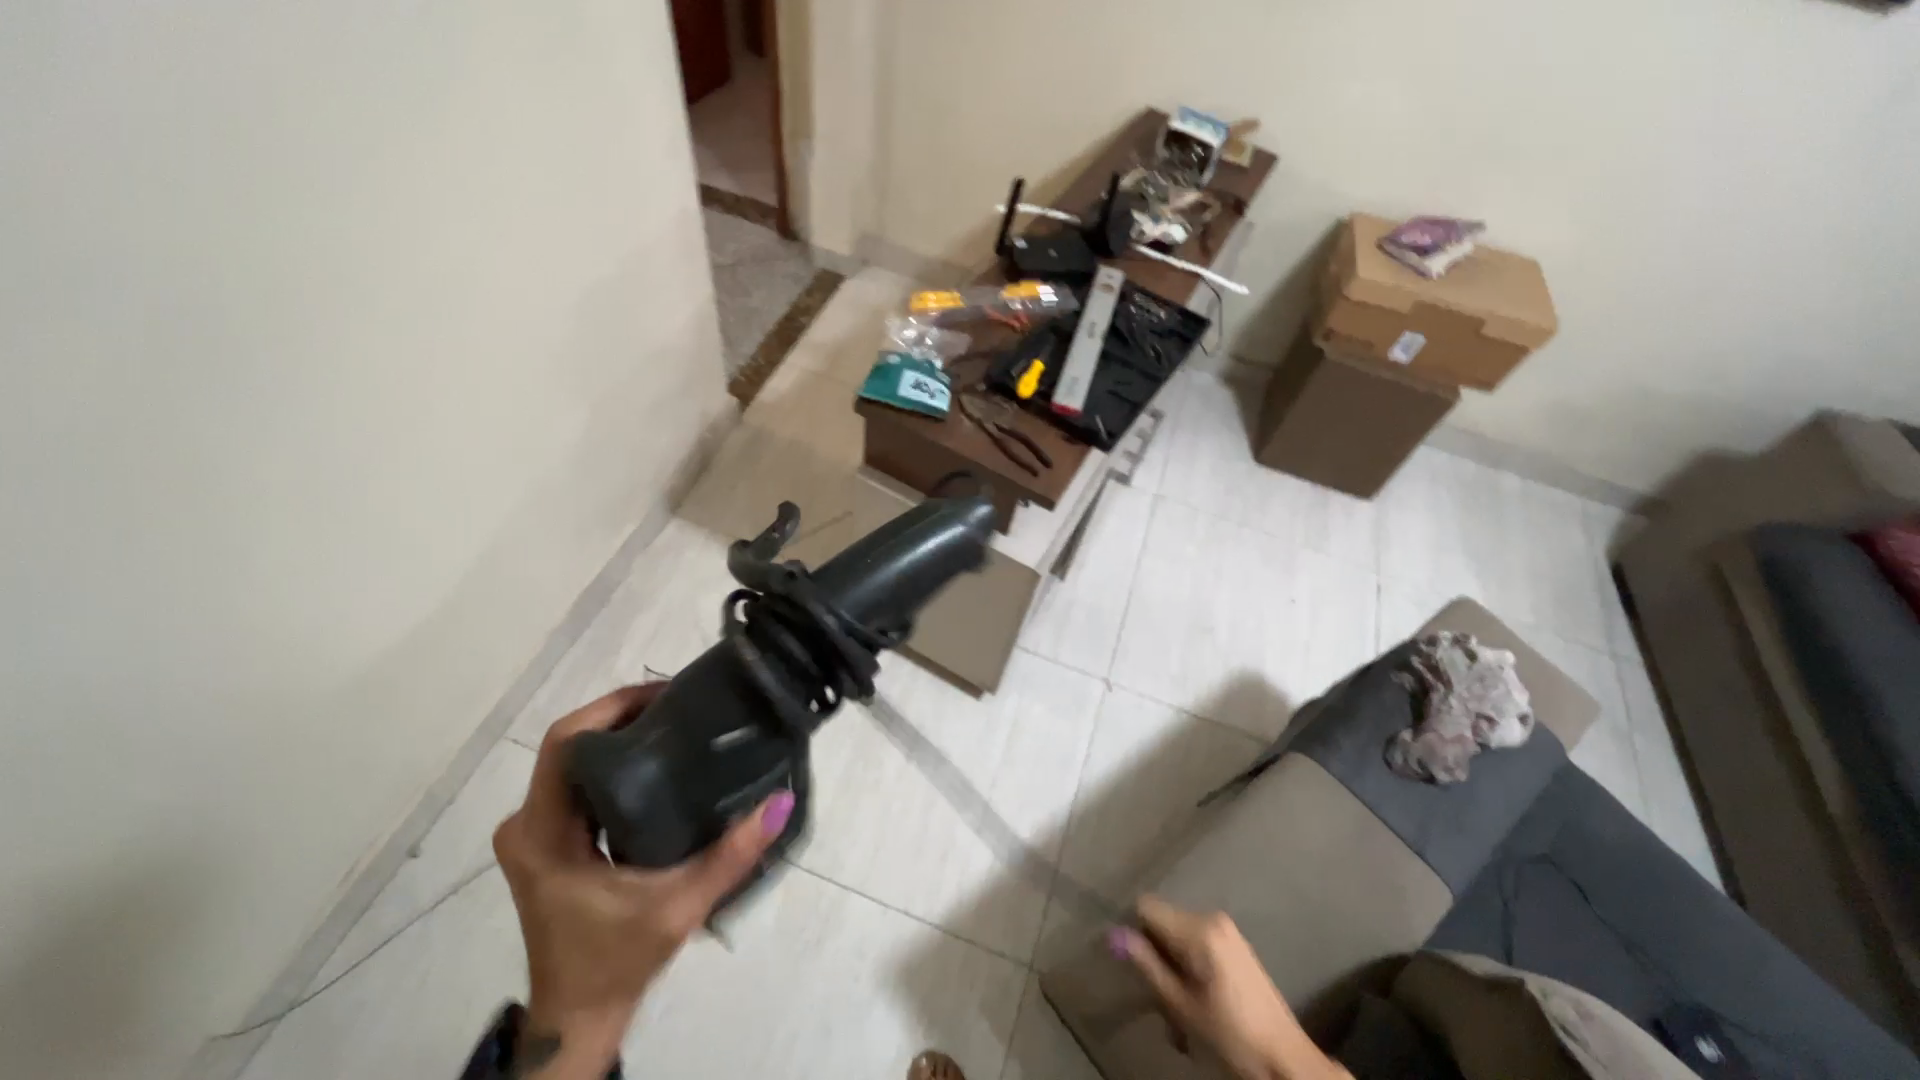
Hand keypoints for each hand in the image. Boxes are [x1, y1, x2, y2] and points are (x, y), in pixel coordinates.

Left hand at [493, 684, 792, 1075]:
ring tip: (675, 726)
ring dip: (618, 740)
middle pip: (569, 747)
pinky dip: (613, 767)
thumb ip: (732, 855)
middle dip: (622, 717)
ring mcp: (532, 834)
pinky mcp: (545, 843)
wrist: (578, 1014)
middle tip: (681, 705)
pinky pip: (576, 786)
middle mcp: (526, 824)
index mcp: (543, 833)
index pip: (565, 744)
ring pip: (572, 765)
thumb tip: (781, 801)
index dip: (611, 708)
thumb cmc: (619, 959)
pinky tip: (655, 765)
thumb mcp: (681, 906)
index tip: (665, 694)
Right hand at [1109, 897, 1347, 1079]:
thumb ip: (1147, 965)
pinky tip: (1195, 1002)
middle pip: (1162, 922)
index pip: (1146, 907)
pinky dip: (1188, 968)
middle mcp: (1212, 919)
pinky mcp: (1236, 946)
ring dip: (1170, 968)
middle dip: (1153, 956)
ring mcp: (1227, 931)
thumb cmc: (1230, 1036)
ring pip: (1178, 936)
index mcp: (1199, 930)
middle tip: (1159, 999)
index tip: (1130, 964)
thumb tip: (1114, 935)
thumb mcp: (1180, 1006)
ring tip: (1178, 1010)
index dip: (1132, 931)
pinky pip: (1197, 944)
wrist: (1285, 1059)